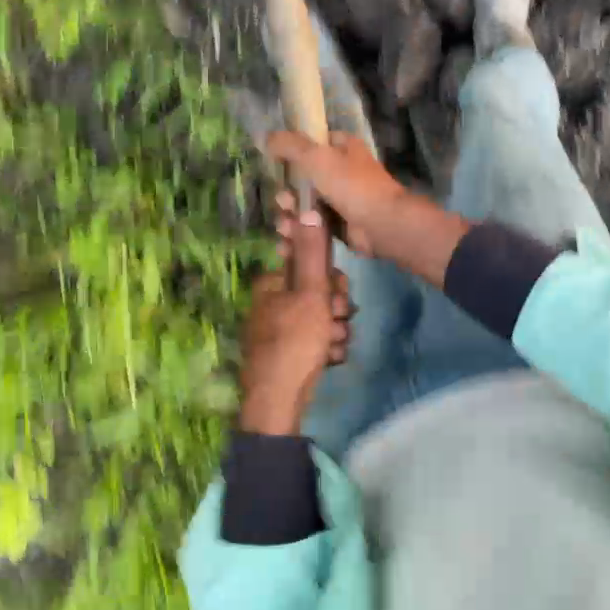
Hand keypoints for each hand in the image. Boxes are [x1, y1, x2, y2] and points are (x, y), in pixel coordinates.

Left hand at [237, 199, 352, 435]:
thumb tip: (307, 206)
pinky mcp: (288, 353)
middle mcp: (273, 302)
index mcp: (273, 283)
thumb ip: (313, 252)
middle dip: (335, 309)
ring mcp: (279, 329)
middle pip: (320, 292)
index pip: (313, 265)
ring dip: (335, 332)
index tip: (336, 296)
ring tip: (331, 347)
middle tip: (336, 322)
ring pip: (322, 319)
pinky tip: (328, 360)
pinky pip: (317, 342)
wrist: (277, 403)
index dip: (332, 280)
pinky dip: (326, 350)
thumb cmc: (294, 342)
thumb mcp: (309, 293)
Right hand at [265, 132, 409, 256]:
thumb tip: (266, 137)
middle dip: (288, 194)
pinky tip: (286, 242)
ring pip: (305, 205)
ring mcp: (342, 200)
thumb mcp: (316, 156)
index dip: (293, 152)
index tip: (275, 164)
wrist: (380, 223)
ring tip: (286, 227)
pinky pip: (313, 226)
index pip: (314, 143)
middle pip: (304, 179)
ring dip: (290, 216)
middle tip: (284, 203)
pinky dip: (299, 233)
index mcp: (343, 148)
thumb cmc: (350, 183)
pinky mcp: (340, 225)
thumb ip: (289, 145)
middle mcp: (343, 171)